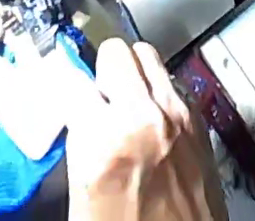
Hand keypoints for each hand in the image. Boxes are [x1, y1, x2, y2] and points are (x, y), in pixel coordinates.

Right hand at [64, 38, 227, 220]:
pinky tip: (148, 116)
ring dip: (131, 71)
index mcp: (103, 143)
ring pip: (146, 54)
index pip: (69, 79)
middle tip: (93, 95)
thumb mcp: (80, 203)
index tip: (56, 84)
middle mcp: (141, 117)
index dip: (60, 82)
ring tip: (121, 99)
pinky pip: (171, 80)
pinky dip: (157, 89)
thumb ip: (76, 147)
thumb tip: (69, 112)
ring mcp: (175, 114)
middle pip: (114, 52)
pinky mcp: (198, 120)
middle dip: (99, 70)